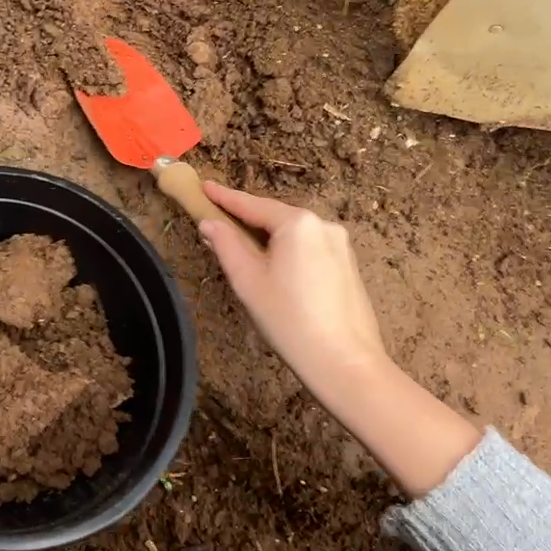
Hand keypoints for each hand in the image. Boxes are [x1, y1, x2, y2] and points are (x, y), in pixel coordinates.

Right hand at [199, 183, 480, 496]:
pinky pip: (308, 248)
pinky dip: (286, 252)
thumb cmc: (291, 322)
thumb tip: (209, 223)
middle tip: (216, 226)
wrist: (345, 364)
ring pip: (291, 234)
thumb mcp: (248, 281)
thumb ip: (226, 245)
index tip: (203, 186)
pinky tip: (274, 271)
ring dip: (266, 239)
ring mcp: (340, 244)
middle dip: (245, 221)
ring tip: (242, 255)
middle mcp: (322, 225)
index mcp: (297, 223)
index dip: (224, 197)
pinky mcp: (347, 264)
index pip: (252, 205)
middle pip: (273, 217)